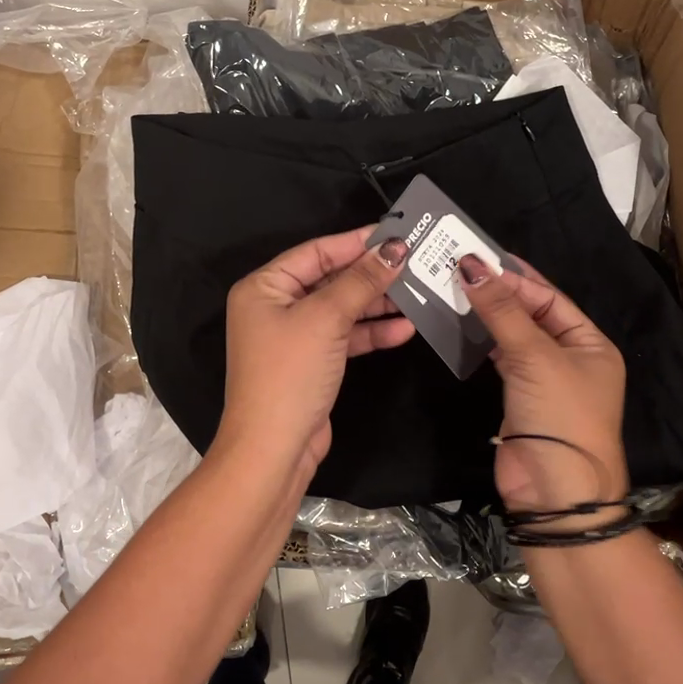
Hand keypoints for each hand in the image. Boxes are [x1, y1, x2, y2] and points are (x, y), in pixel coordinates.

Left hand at [218, 227, 414, 479]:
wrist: (273, 450)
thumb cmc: (290, 373)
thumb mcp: (326, 319)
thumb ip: (361, 281)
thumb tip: (395, 248)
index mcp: (264, 286)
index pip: (315, 251)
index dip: (355, 242)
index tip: (396, 233)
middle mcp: (275, 306)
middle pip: (330, 278)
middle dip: (370, 273)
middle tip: (414, 260)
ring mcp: (294, 336)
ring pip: (342, 308)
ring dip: (377, 303)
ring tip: (418, 291)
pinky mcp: (313, 362)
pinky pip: (345, 336)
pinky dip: (372, 332)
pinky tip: (405, 328)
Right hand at [458, 256, 628, 520]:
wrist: (555, 493)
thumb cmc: (559, 414)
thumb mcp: (534, 356)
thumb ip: (501, 310)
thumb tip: (470, 264)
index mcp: (590, 344)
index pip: (550, 298)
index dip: (515, 278)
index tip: (478, 259)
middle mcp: (571, 358)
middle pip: (532, 315)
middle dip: (499, 294)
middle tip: (459, 269)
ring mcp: (545, 381)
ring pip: (514, 337)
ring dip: (488, 317)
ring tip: (453, 291)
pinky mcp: (520, 399)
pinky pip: (501, 360)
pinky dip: (482, 343)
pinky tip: (460, 328)